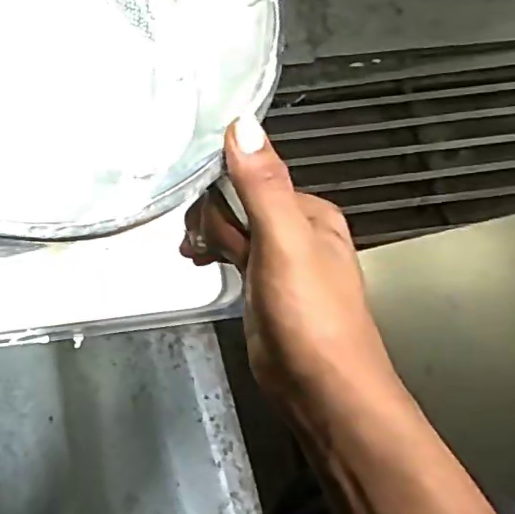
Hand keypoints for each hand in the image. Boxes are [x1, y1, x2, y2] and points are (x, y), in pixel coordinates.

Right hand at [181, 117, 402, 414]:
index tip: (194, 201)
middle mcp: (297, 231)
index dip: (219, 183)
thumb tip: (244, 126)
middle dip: (209, 215)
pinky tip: (201, 265)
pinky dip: (213, 255)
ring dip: (208, 236)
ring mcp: (278, 260)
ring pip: (232, 228)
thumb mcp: (284, 242)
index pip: (253, 175)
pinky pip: (231, 255)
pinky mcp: (262, 287)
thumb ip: (262, 186)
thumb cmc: (311, 317)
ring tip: (195, 254)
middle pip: (239, 201)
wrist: (320, 387)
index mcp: (310, 212)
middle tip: (196, 240)